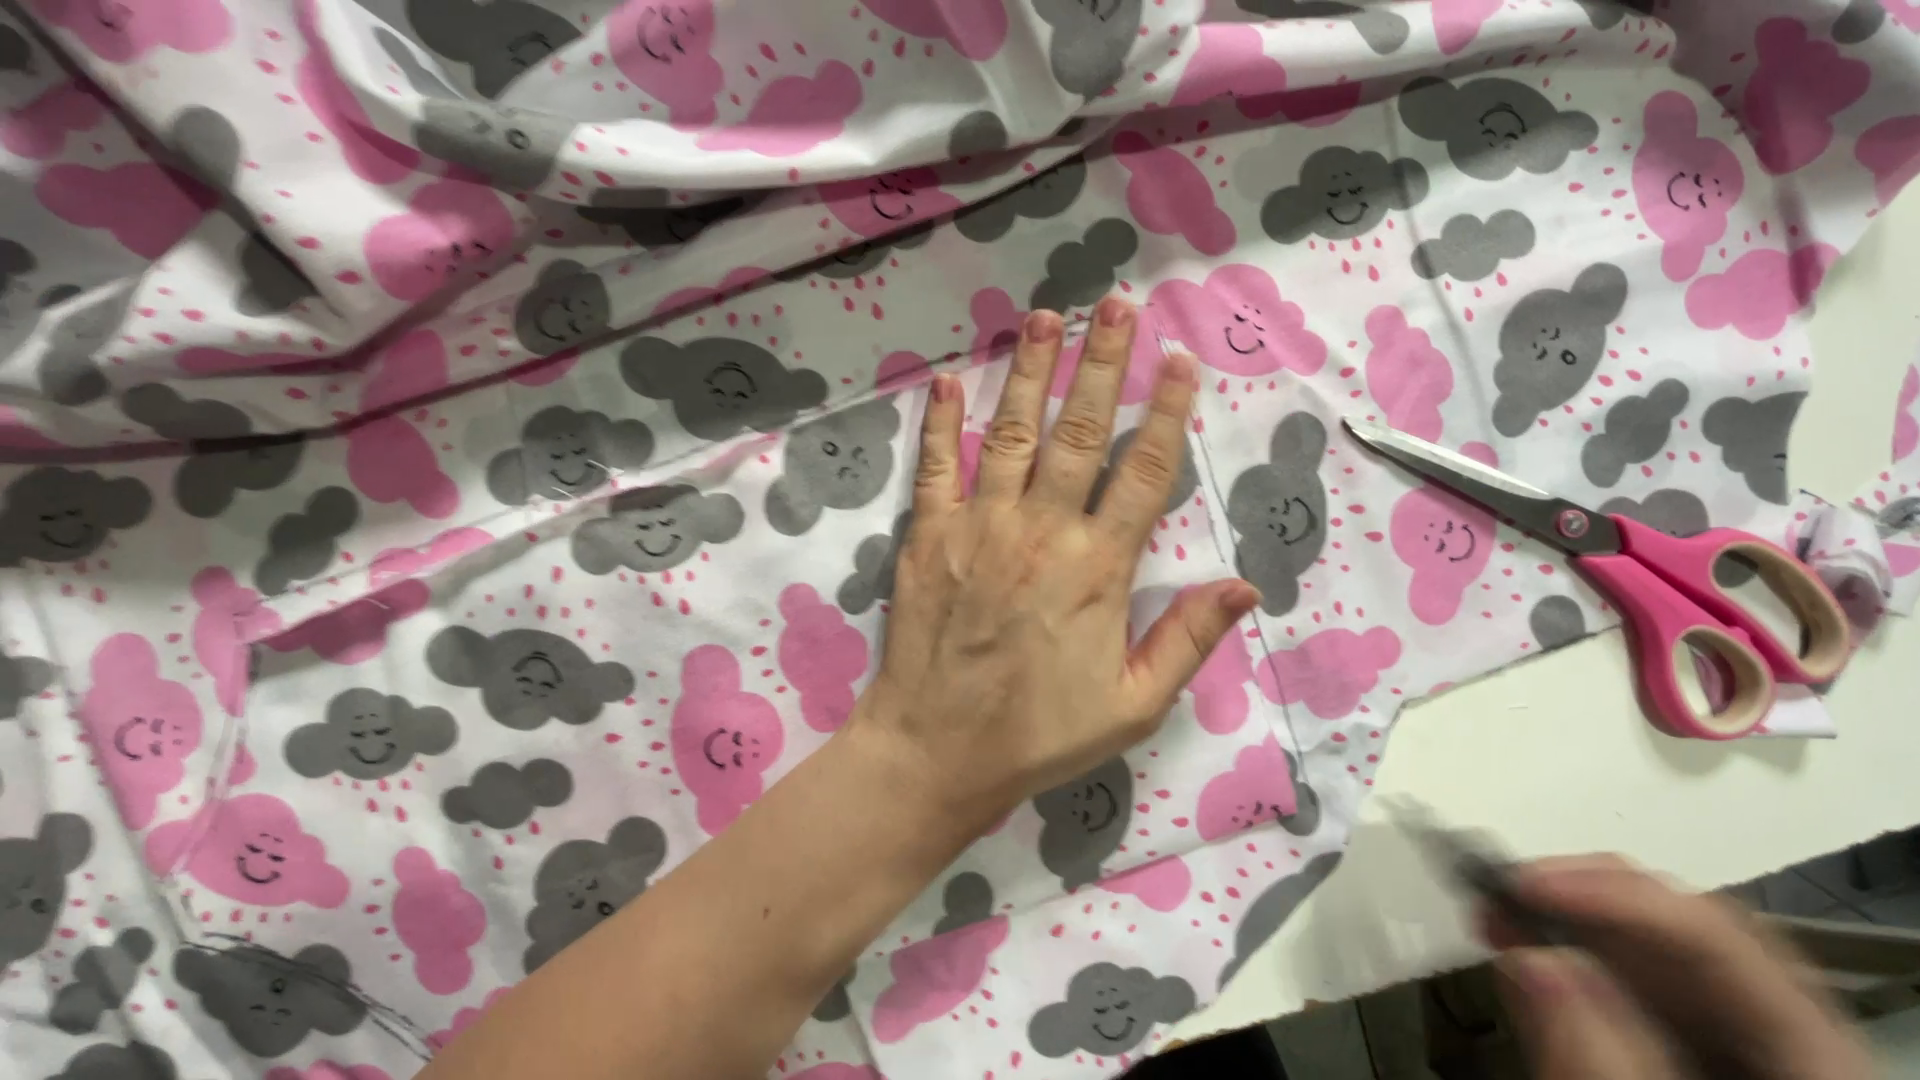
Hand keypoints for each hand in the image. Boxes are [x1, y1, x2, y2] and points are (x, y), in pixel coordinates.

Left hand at [845, 296, 1259, 825]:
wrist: (938, 749)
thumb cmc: (1040, 733)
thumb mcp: (1133, 705)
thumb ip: (1188, 640)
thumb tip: (1244, 585)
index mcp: (1099, 568)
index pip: (1144, 472)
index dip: (1166, 412)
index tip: (1178, 361)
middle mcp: (1043, 530)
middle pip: (1080, 431)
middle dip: (1103, 363)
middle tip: (1116, 304)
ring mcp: (981, 525)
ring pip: (1012, 431)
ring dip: (1030, 370)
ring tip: (1046, 316)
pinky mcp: (929, 536)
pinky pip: (937, 467)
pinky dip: (941, 422)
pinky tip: (945, 379)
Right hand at [1485, 856, 1872, 1079]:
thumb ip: (1605, 1060)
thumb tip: (1530, 960)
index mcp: (1816, 1056)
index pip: (1720, 937)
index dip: (1615, 895)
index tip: (1521, 882)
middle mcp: (1784, 1027)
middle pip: (1690, 928)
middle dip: (1584, 896)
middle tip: (1499, 889)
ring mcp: (1735, 1031)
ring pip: (1654, 945)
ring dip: (1563, 918)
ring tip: (1492, 908)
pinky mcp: (1686, 1035)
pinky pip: (1628, 975)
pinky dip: (1565, 951)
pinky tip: (1518, 940)